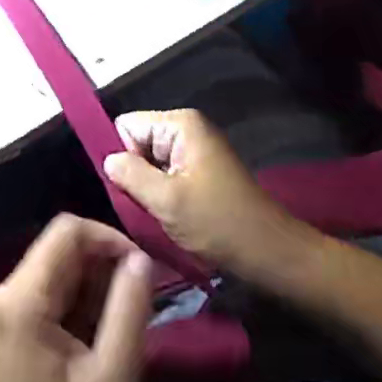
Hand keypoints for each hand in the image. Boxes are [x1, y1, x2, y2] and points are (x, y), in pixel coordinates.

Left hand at [0, 214, 154, 381]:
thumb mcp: (112, 378)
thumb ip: (129, 310)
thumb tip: (142, 258)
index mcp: (21, 296)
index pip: (67, 230)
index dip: (110, 238)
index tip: (146, 269)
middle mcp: (6, 291)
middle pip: (62, 250)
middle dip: (106, 266)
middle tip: (143, 305)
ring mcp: (5, 311)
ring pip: (59, 273)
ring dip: (97, 289)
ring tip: (126, 327)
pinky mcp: (11, 330)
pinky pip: (51, 298)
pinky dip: (81, 308)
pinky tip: (103, 340)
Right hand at [103, 109, 326, 291]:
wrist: (275, 257)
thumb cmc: (221, 225)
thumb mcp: (167, 201)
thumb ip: (129, 174)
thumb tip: (106, 159)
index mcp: (181, 124)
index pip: (126, 126)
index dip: (125, 156)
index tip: (140, 188)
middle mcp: (188, 128)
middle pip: (137, 142)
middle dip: (137, 173)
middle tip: (153, 205)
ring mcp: (197, 151)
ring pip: (150, 162)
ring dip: (151, 189)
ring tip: (165, 214)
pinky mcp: (203, 172)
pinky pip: (166, 175)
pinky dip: (165, 195)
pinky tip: (176, 216)